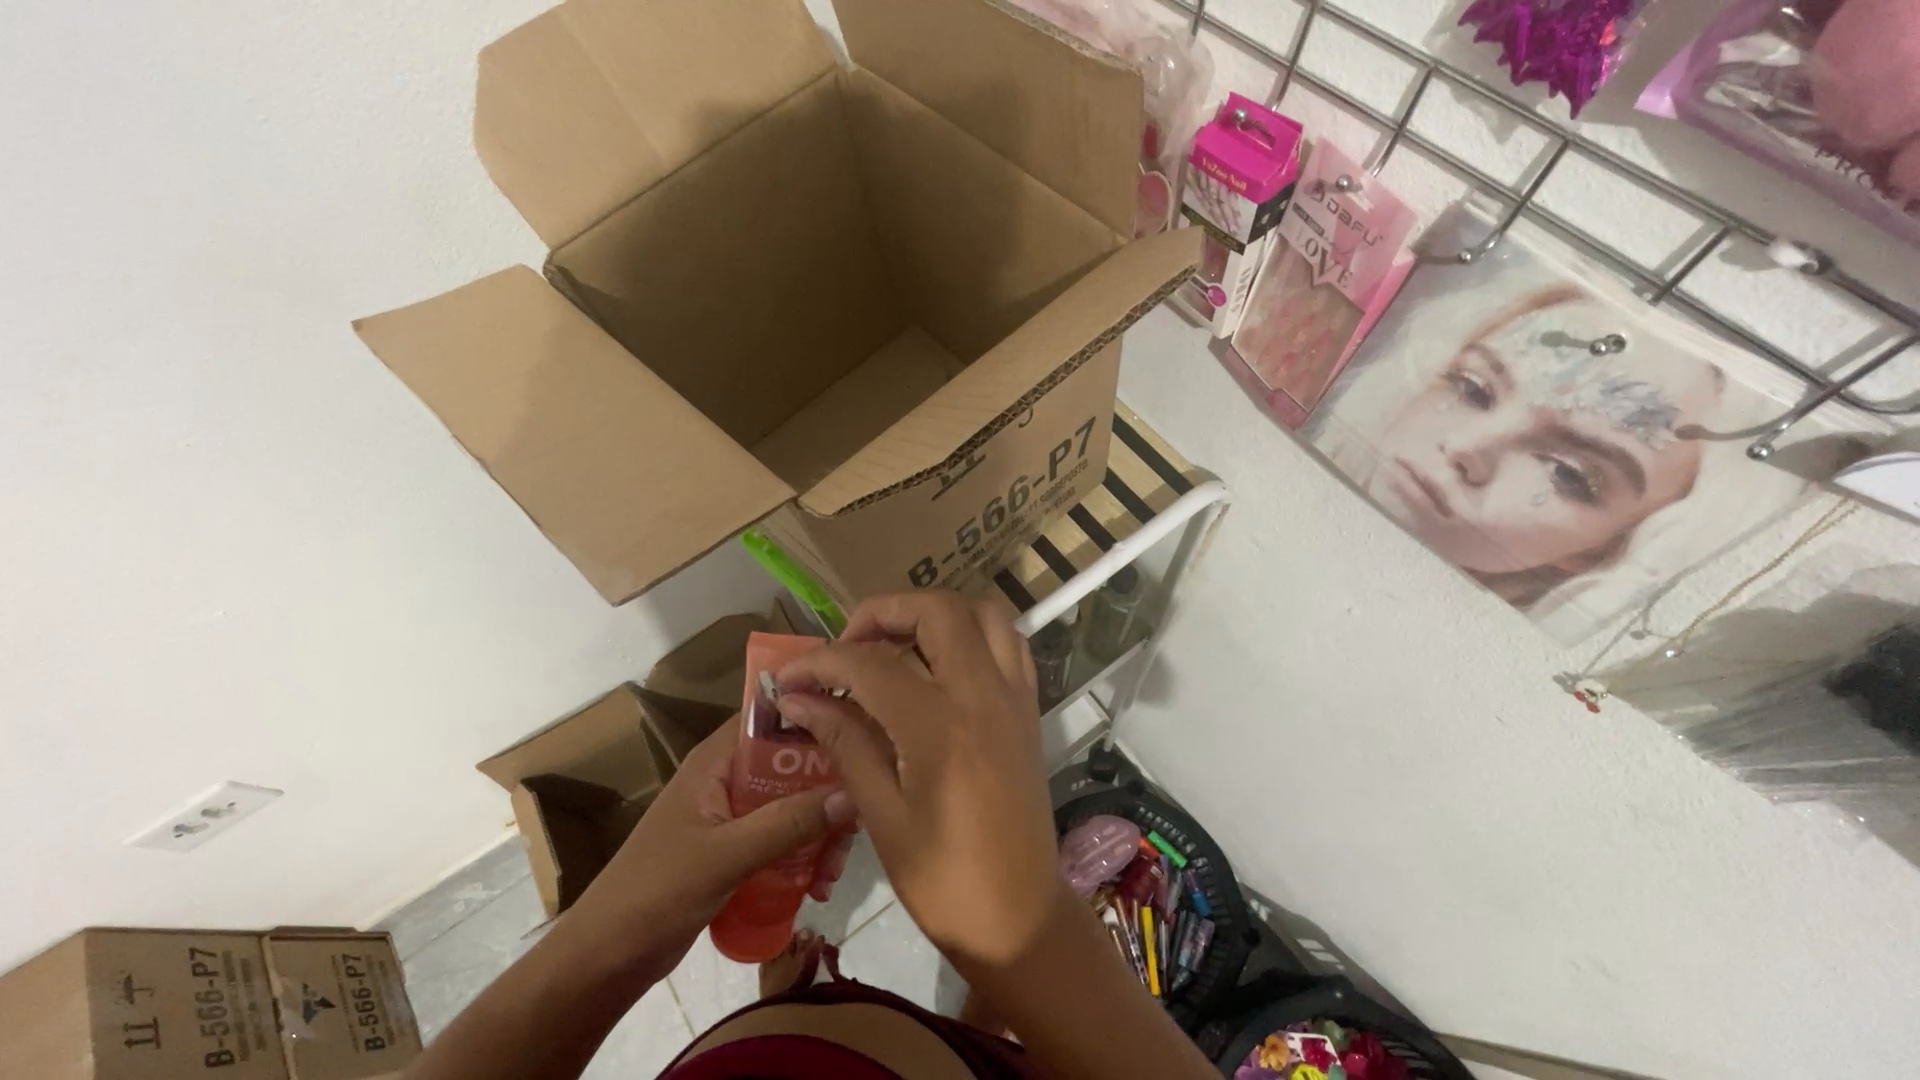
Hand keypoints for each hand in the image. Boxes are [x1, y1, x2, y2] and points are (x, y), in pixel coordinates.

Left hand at [563, 715, 857, 981]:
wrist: (606, 959)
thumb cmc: (656, 893)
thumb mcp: (726, 857)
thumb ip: (788, 824)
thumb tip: (853, 794)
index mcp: (717, 761)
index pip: (775, 718)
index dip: (818, 722)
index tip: (863, 743)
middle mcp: (728, 778)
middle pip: (794, 765)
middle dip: (828, 794)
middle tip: (852, 833)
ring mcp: (733, 815)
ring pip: (794, 805)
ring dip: (820, 833)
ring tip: (832, 874)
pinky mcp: (736, 849)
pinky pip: (784, 838)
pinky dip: (805, 857)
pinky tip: (817, 887)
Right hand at [773, 591, 1065, 970]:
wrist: (1020, 916)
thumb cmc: (943, 879)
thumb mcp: (882, 815)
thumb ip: (845, 743)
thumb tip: (800, 700)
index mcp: (940, 726)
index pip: (870, 663)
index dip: (821, 663)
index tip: (788, 678)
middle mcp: (984, 695)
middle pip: (937, 611)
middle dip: (882, 613)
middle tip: (847, 647)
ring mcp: (1014, 697)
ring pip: (983, 614)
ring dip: (935, 614)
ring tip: (895, 646)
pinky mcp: (1030, 710)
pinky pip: (1009, 644)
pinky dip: (974, 634)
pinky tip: (941, 665)